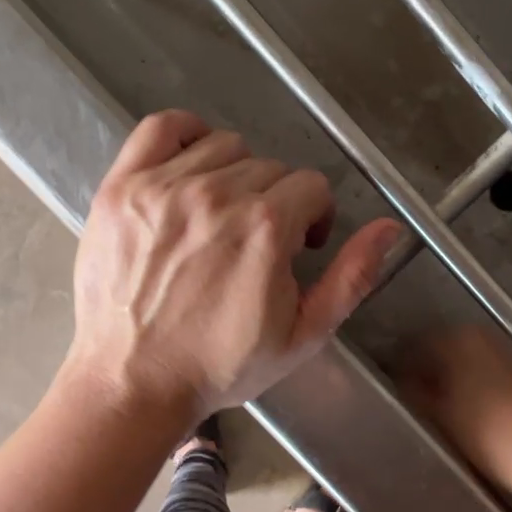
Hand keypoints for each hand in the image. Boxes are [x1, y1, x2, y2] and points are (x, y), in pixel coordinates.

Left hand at [64, 111, 401, 417]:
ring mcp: (163, 187)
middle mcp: (217, 195)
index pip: (311, 186)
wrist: (133, 383)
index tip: (298, 248)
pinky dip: (184, 136)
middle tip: (257, 243)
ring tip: (223, 213)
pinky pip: (161, 129)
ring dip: (236, 173)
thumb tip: (390, 228)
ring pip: (224, 146)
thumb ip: (351, 277)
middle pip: (270, 167)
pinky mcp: (122, 188)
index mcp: (267, 227)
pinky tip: (191, 165)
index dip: (313, 218)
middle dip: (276, 202)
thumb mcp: (302, 334)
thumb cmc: (221, 365)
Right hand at [403, 327, 511, 492]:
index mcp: (456, 338)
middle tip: (412, 397)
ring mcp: (502, 351)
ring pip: (462, 361)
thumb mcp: (437, 413)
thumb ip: (413, 391)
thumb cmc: (484, 431)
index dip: (400, 367)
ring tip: (435, 408)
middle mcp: (480, 336)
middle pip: (441, 349)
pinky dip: (468, 384)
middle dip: (426, 370)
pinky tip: (462, 410)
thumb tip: (403, 383)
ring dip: (448, 378)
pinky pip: (480, 372)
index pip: (414, 345)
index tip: (393, 386)